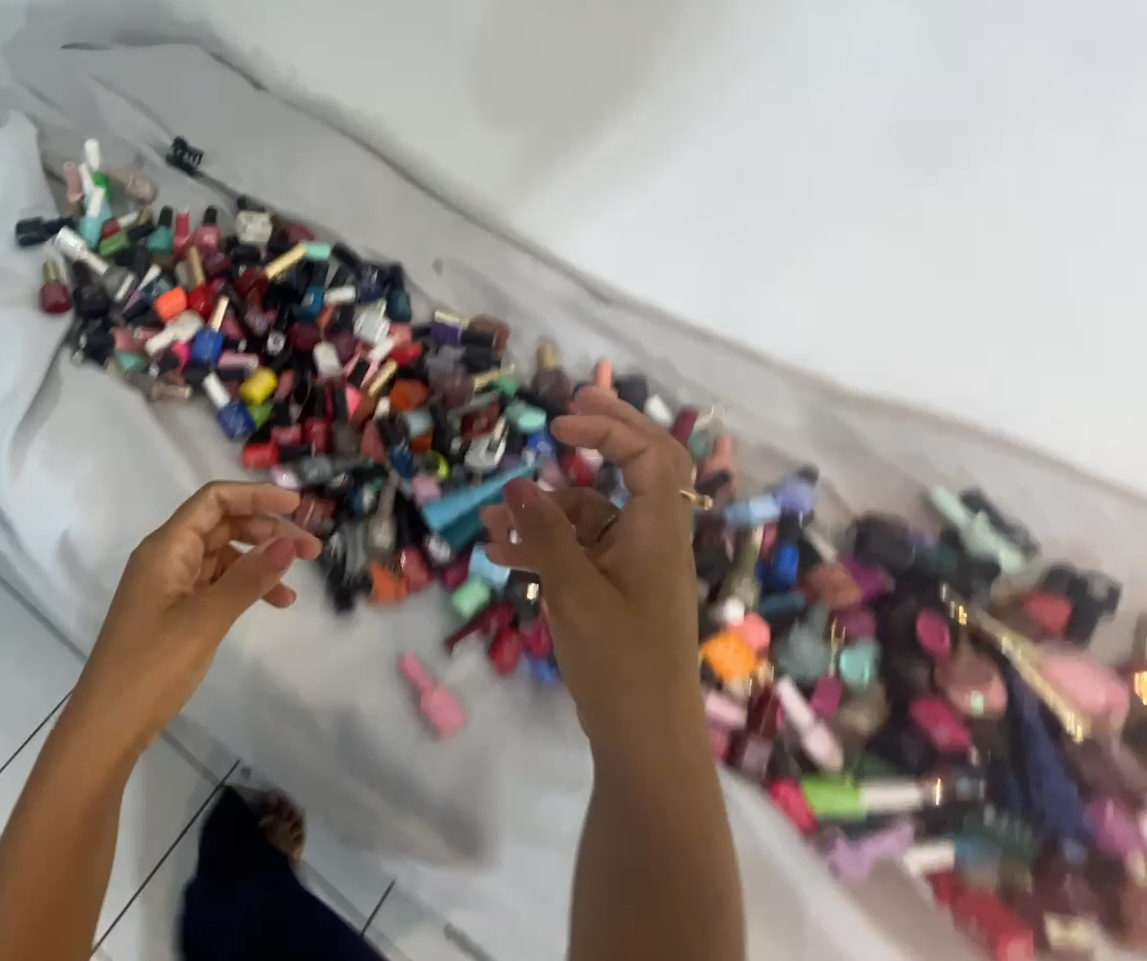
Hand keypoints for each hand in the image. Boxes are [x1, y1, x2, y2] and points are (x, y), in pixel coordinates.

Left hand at [67, 483, 322, 753]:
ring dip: (259, 560)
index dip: (255, 495)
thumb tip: (288, 544)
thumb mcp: (205, 619)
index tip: (298, 505)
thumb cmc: (152, 665)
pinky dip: (244, 587)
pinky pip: (214, 583)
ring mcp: (168, 584)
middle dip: (266, 529)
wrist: (109, 722)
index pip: (213, 500)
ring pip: (221, 555)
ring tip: (298, 579)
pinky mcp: (174, 610)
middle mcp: (166, 556)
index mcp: (165, 547)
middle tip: (312, 549)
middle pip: (221, 524)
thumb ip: (248, 579)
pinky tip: (274, 602)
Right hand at [480, 387, 704, 757]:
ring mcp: (632, 566)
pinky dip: (540, 546)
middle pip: (635, 471)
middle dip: (601, 438)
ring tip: (488, 523)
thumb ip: (545, 534)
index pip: (653, 456)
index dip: (611, 428)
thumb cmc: (619, 661)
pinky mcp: (612, 591)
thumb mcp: (573, 592)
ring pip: (590, 517)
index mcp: (659, 532)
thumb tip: (517, 484)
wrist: (643, 737)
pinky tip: (500, 556)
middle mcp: (651, 539)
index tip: (559, 424)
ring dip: (542, 511)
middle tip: (563, 411)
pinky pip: (576, 551)